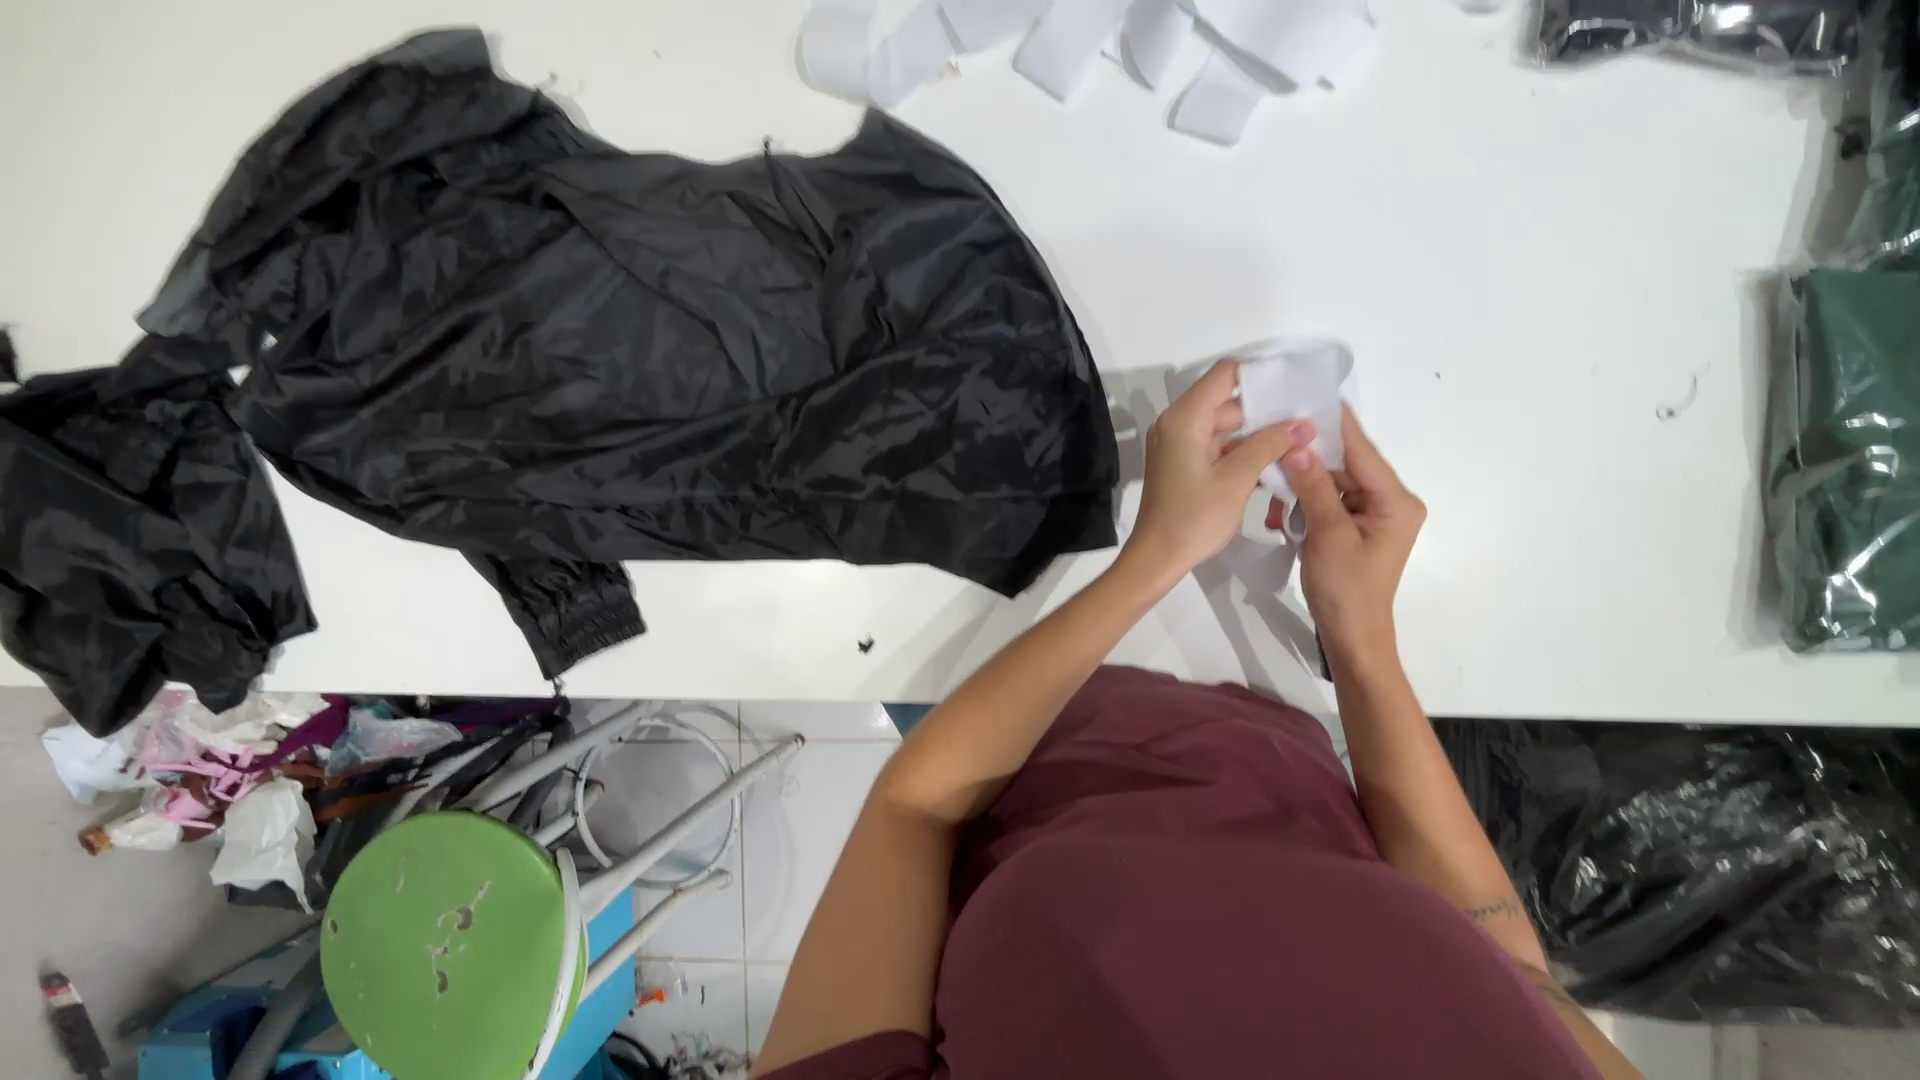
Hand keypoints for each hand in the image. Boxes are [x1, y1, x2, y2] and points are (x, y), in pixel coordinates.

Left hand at [1121, 360, 1305, 582]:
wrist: (1157, 557)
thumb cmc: (1194, 517)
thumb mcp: (1237, 479)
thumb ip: (1270, 445)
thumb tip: (1303, 424)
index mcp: (1184, 419)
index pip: (1225, 375)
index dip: (1259, 374)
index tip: (1294, 382)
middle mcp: (1177, 424)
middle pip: (1227, 402)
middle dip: (1266, 410)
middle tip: (1307, 418)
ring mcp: (1178, 445)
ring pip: (1225, 427)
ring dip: (1257, 434)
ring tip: (1300, 440)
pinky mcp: (1182, 464)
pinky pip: (1216, 447)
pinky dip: (1241, 452)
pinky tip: (1276, 463)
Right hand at [1271, 406, 1424, 657]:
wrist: (1351, 635)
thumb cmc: (1346, 589)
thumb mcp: (1327, 535)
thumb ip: (1313, 488)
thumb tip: (1296, 447)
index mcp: (1395, 501)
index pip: (1362, 451)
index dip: (1336, 424)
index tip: (1311, 395)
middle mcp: (1390, 502)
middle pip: (1346, 465)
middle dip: (1309, 460)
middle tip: (1274, 443)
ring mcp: (1372, 516)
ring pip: (1332, 483)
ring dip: (1302, 487)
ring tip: (1272, 492)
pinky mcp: (1354, 528)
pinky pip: (1327, 503)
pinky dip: (1304, 505)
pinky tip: (1282, 514)